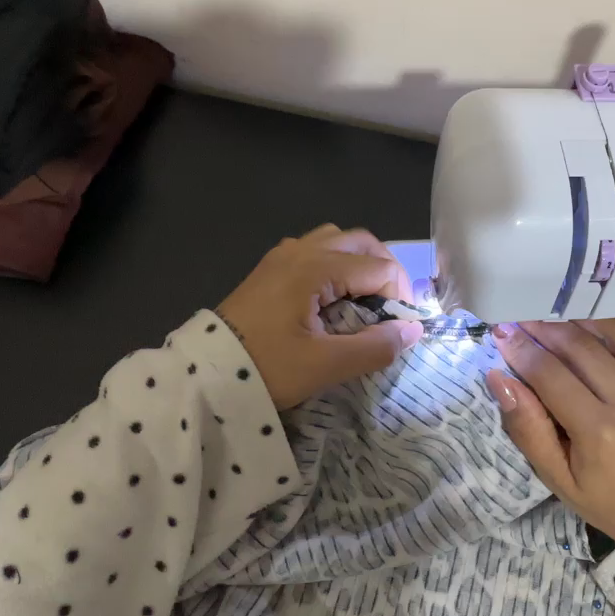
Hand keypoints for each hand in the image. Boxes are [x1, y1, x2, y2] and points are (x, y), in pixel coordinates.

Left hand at [217, 224, 422, 408]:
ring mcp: (282, 256)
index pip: (379, 268)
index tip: (399, 330)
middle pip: (361, 241)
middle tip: (390, 307)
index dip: (400, 296)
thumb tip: (412, 331)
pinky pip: (314, 250)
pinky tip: (331, 297)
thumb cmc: (266, 368)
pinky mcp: (269, 268)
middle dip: (385, 269)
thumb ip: (374, 347)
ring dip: (359, 262)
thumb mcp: (324, 365)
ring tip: (365, 299)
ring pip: (336, 240)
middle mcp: (302, 251)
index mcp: (316, 268)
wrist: (202, 375)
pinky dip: (335, 264)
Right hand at [486, 319, 614, 540]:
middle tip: (525, 319)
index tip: (503, 332)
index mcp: (599, 432)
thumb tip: (499, 378)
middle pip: (582, 348)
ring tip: (561, 320)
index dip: (522, 349)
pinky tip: (603, 324)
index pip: (550, 374)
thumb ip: (527, 427)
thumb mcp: (556, 476)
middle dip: (546, 328)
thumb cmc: (604, 497)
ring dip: (584, 321)